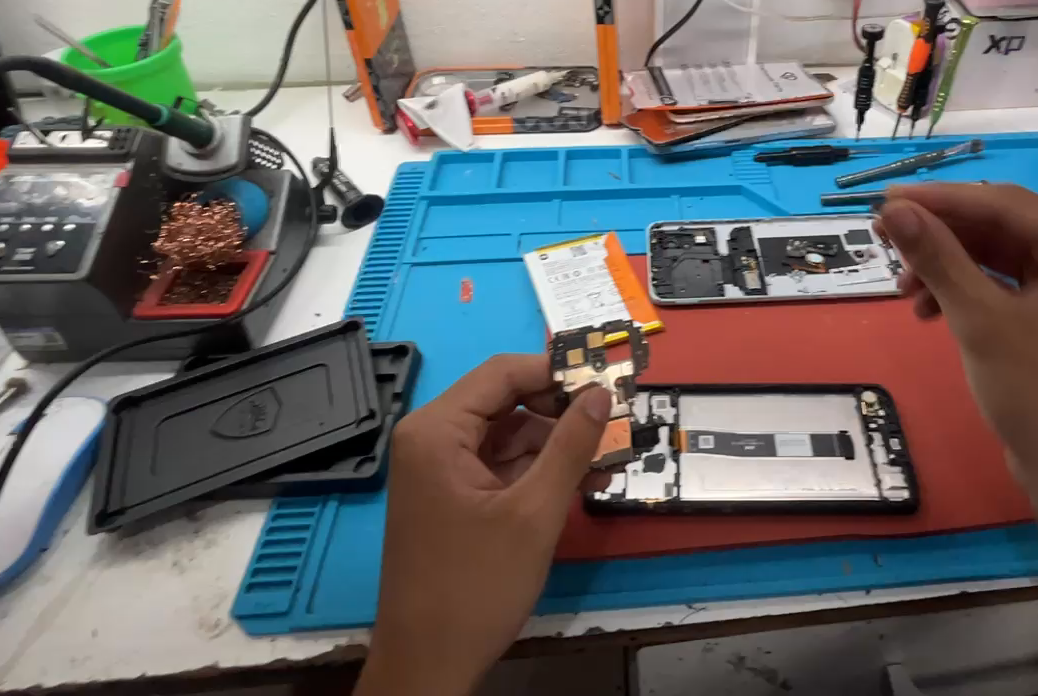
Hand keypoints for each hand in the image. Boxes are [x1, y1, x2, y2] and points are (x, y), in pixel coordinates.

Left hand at [357, 354, 610, 695]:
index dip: (556, 371)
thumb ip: (571, 445)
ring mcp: (440, 467)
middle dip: (560, 411)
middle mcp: (432, 438)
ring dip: (557, 443)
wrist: (427, 670)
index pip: (503, 372)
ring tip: (606, 461)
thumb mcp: (535, 513)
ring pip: (510, 432)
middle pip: (507, 400)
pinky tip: (582, 483)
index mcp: (437, 430)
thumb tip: (601, 392)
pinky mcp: (453, 493)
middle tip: (611, 423)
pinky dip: (540, 469)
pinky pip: (502, 462)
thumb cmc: (475, 587)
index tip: (604, 383)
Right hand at [875, 183, 1037, 511]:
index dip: (939, 200)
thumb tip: (890, 210)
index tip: (883, 201)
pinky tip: (930, 312)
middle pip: (1001, 228)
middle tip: (886, 243)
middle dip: (941, 237)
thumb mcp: (980, 319)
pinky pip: (1009, 287)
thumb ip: (936, 257)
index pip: (1003, 203)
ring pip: (1000, 258)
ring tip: (904, 290)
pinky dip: (968, 293)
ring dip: (949, 268)